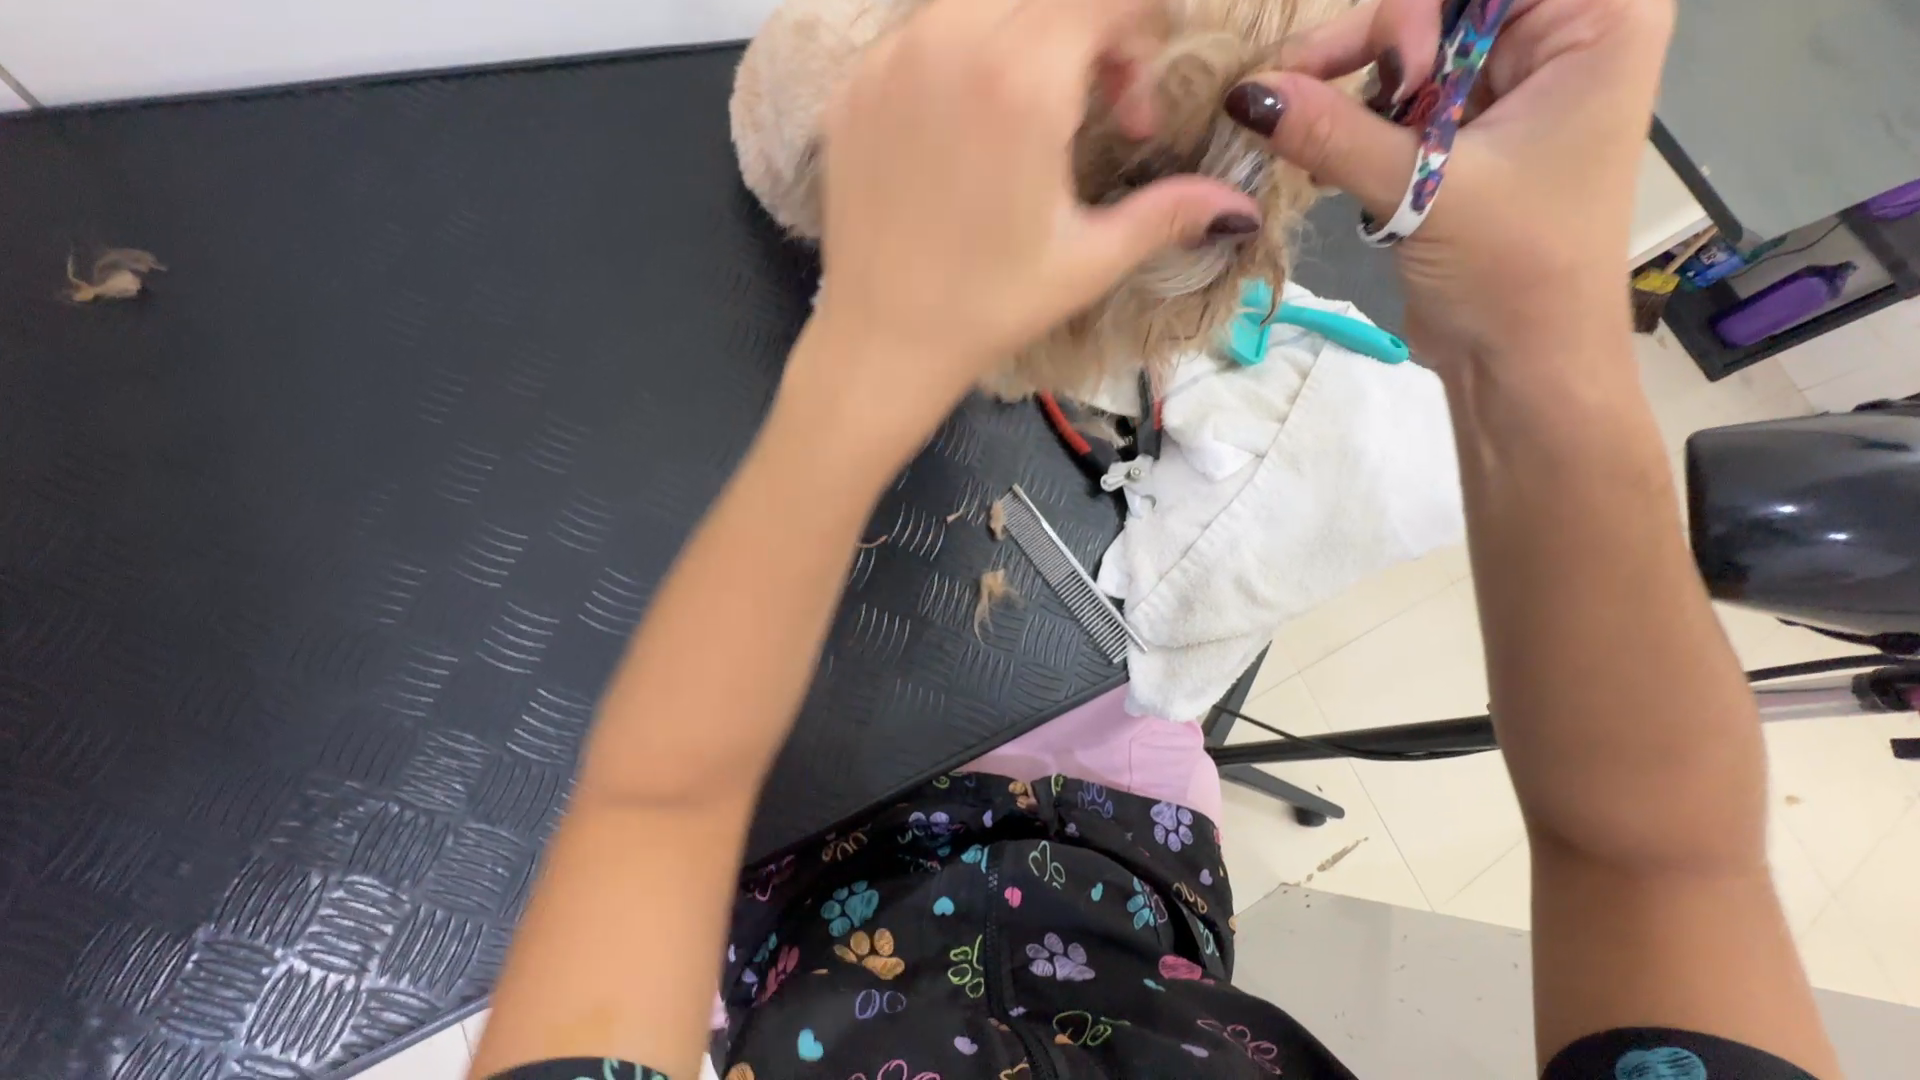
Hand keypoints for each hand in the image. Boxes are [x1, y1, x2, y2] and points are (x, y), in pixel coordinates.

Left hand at [790, 0, 1259, 457]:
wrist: (882, 343)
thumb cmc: (989, 307)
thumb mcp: (1088, 260)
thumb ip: (1168, 213)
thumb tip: (1240, 208)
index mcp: (1020, 80)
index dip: (1141, 39)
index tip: (1135, 112)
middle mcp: (949, 44)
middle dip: (1088, 36)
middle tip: (1091, 113)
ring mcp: (890, 60)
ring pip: (980, 5)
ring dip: (1024, 39)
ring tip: (1031, 116)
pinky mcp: (853, 87)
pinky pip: (922, 34)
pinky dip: (962, 56)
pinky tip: (970, 125)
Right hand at [1227, 0, 1675, 370]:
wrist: (1521, 359)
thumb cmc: (1511, 270)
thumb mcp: (1422, 190)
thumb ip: (1334, 133)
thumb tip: (1244, 95)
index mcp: (1595, 19)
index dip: (1416, 14)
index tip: (1390, 81)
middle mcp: (1556, 36)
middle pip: (1441, 6)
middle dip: (1367, 48)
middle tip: (1292, 92)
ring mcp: (1507, 88)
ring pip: (1411, 53)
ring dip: (1350, 90)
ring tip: (1304, 139)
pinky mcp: (1466, 134)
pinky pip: (1400, 102)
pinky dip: (1357, 124)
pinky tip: (1324, 158)